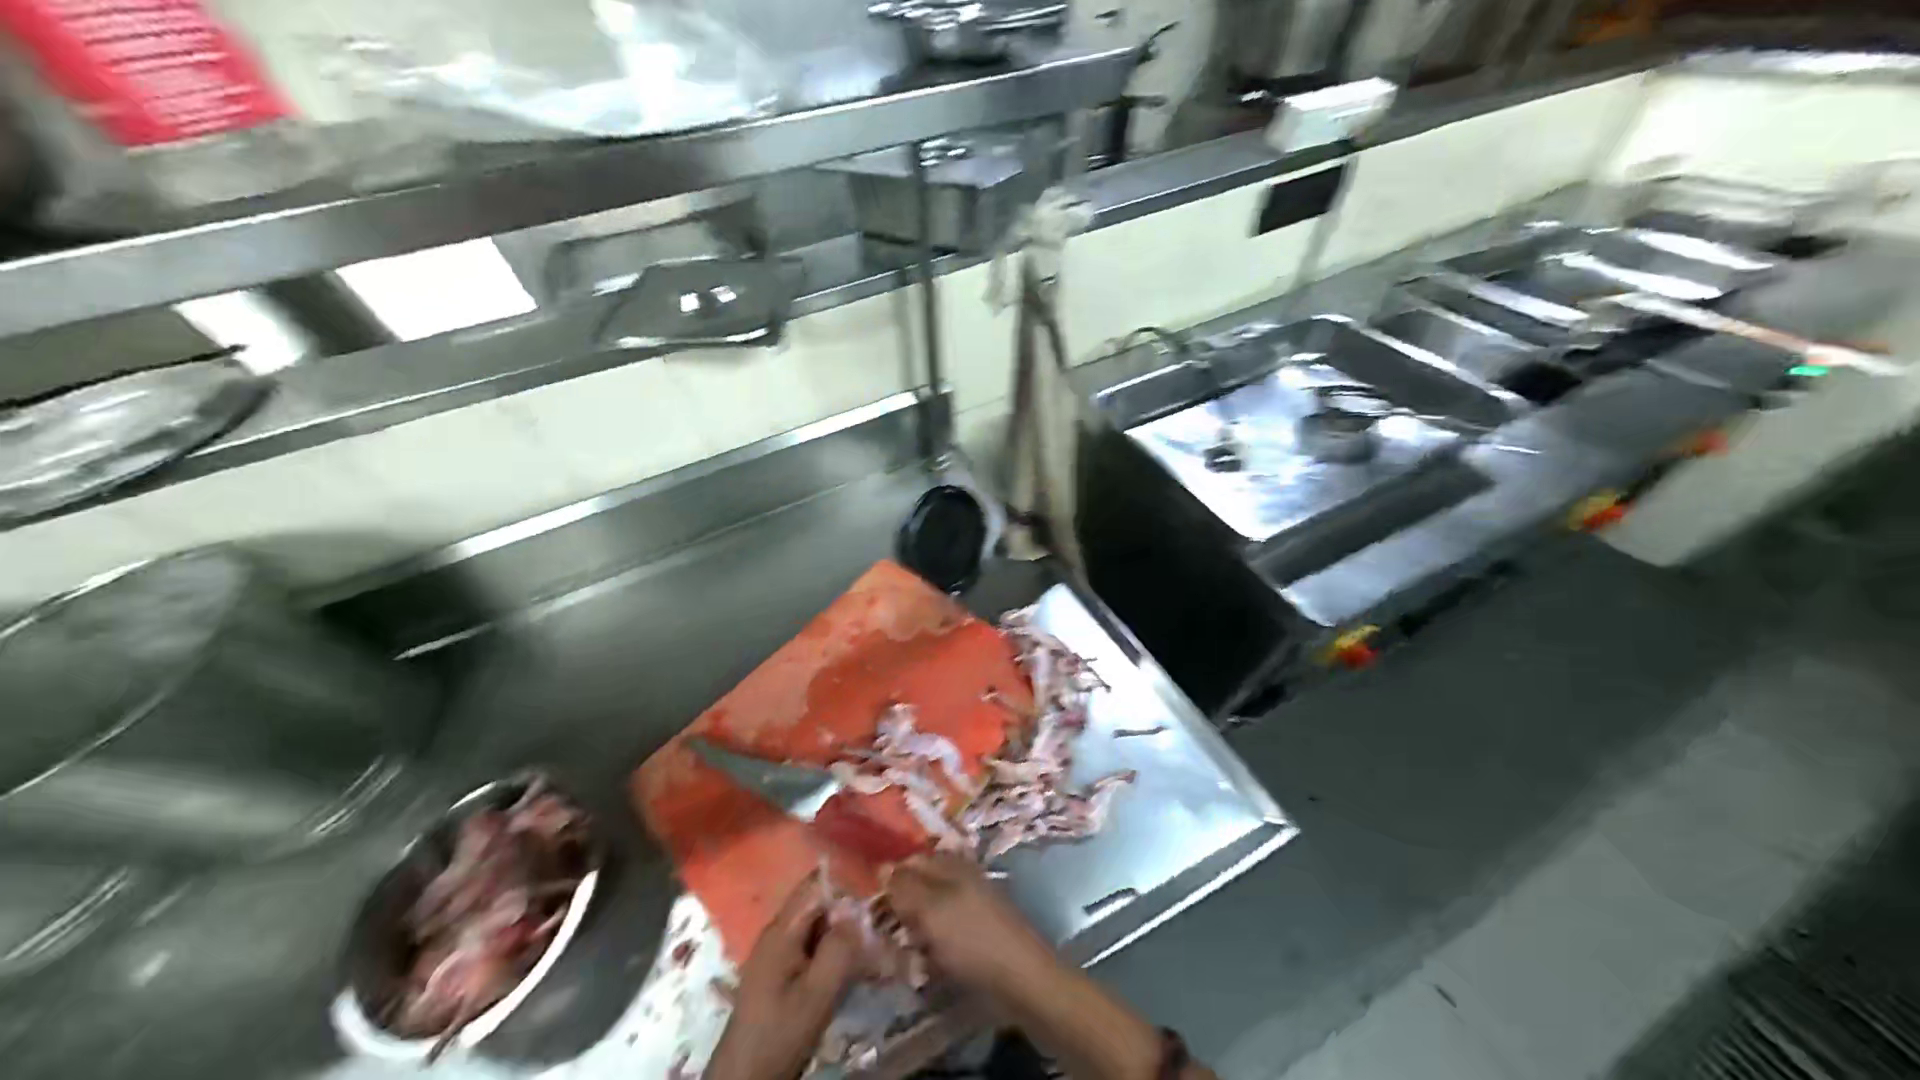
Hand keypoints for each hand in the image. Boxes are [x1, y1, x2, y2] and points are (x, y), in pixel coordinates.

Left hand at [706, 877, 861, 1079]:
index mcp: (782, 929)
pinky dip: (831, 953)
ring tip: (868, 953)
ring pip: (817, 928)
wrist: (745, 1078)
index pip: (816, 885)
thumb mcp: (816, 993)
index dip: (846, 888)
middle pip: (818, 905)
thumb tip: (859, 911)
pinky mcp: (780, 973)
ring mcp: (777, 953)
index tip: (873, 905)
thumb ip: (839, 948)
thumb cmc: (780, 1032)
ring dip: (842, 936)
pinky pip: (811, 948)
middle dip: (847, 915)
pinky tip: (849, 972)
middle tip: (876, 933)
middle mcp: (777, 933)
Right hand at [881, 854, 1061, 1006]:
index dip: (887, 879)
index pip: (909, 861)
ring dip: (913, 934)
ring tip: (901, 955)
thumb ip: (904, 886)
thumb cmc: (973, 940)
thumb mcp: (931, 910)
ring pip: (928, 915)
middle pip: (918, 887)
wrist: (1023, 980)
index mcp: (950, 865)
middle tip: (882, 935)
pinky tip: (924, 967)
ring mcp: (969, 908)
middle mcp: (959, 880)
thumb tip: (881, 866)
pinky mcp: (975, 936)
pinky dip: (930, 950)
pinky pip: (942, 936)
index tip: (867, 905)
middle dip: (898, 910)